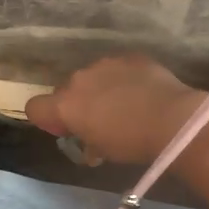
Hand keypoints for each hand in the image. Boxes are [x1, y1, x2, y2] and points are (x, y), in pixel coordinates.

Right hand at [23, 55, 208, 164]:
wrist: (173, 120)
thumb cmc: (131, 143)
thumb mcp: (102, 151)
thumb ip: (87, 140)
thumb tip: (90, 140)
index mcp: (65, 105)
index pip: (35, 108)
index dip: (47, 119)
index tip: (66, 129)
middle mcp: (78, 79)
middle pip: (65, 90)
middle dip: (77, 103)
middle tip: (100, 121)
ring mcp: (105, 64)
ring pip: (92, 77)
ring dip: (100, 88)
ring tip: (125, 104)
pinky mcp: (130, 57)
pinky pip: (118, 68)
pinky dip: (123, 79)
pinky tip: (142, 92)